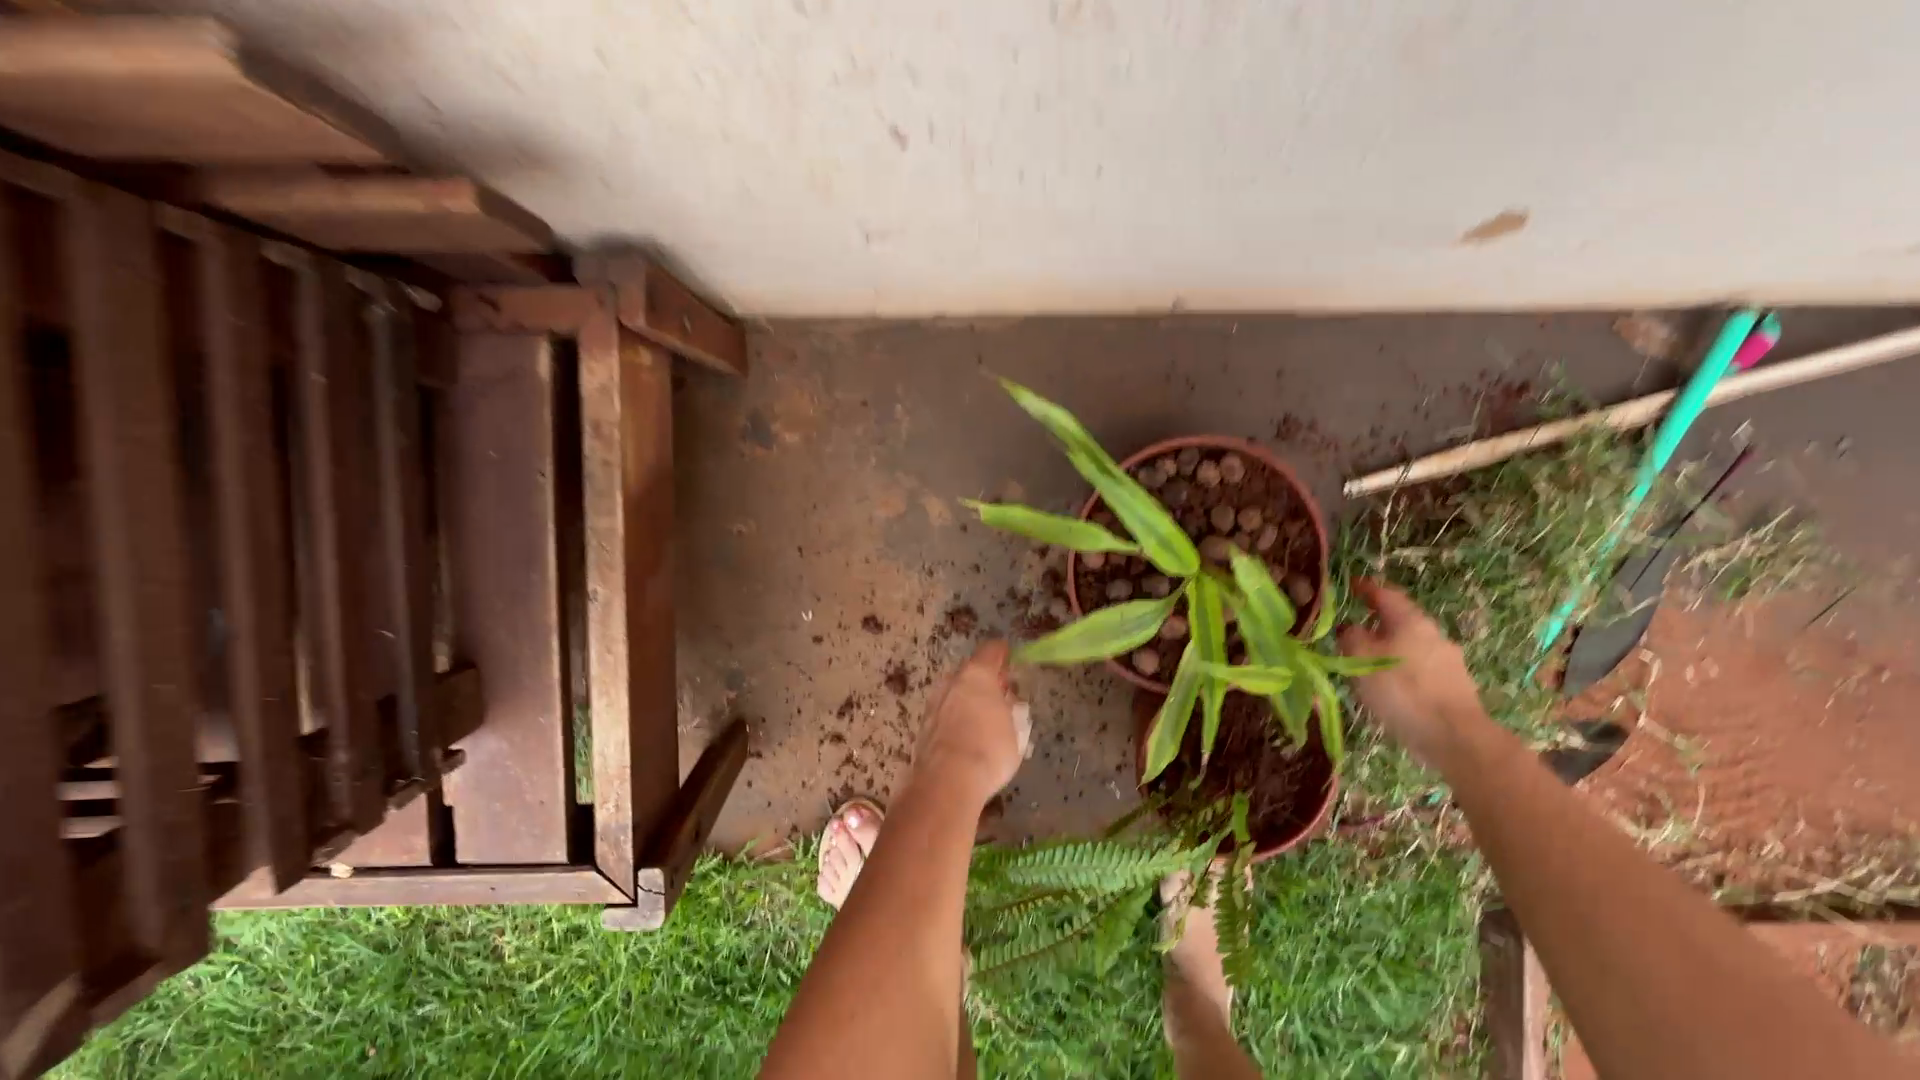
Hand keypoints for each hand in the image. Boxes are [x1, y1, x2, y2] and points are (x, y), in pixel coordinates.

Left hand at [911, 641, 1031, 803]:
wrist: (947, 781)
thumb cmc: (989, 750)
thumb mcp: (1015, 730)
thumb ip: (1010, 710)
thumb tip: (1007, 701)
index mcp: (977, 675)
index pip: (992, 651)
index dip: (1003, 655)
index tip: (1011, 662)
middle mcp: (951, 682)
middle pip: (970, 672)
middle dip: (984, 681)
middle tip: (999, 697)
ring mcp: (933, 703)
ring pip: (954, 693)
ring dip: (967, 701)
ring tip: (983, 721)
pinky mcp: (922, 726)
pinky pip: (944, 714)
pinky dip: (955, 719)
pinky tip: (965, 737)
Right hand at [1336, 578, 1487, 769]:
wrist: (1455, 737)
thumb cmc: (1402, 691)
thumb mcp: (1361, 660)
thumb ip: (1351, 637)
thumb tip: (1350, 628)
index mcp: (1411, 621)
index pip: (1386, 594)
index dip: (1366, 588)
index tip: (1351, 584)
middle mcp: (1434, 635)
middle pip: (1401, 622)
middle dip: (1377, 625)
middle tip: (1354, 633)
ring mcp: (1449, 661)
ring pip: (1412, 647)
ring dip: (1390, 651)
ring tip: (1369, 667)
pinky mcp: (1455, 687)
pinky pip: (1422, 671)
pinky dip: (1404, 673)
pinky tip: (1393, 691)